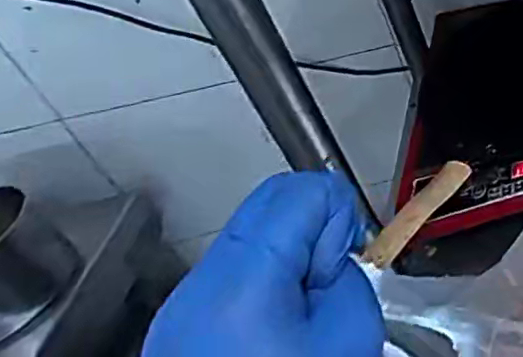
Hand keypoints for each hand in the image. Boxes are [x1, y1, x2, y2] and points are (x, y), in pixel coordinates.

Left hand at [143, 170, 383, 356]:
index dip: (338, 217)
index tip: (337, 266)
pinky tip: (274, 322)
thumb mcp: (347, 330)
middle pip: (271, 197)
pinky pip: (231, 268)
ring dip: (288, 246)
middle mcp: (199, 290)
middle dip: (312, 219)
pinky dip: (263, 273)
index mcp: (242, 285)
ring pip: (250, 228)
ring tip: (299, 304)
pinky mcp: (174, 332)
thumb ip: (343, 269)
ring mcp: (179, 312)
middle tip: (324, 273)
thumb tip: (324, 256)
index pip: (305, 191)